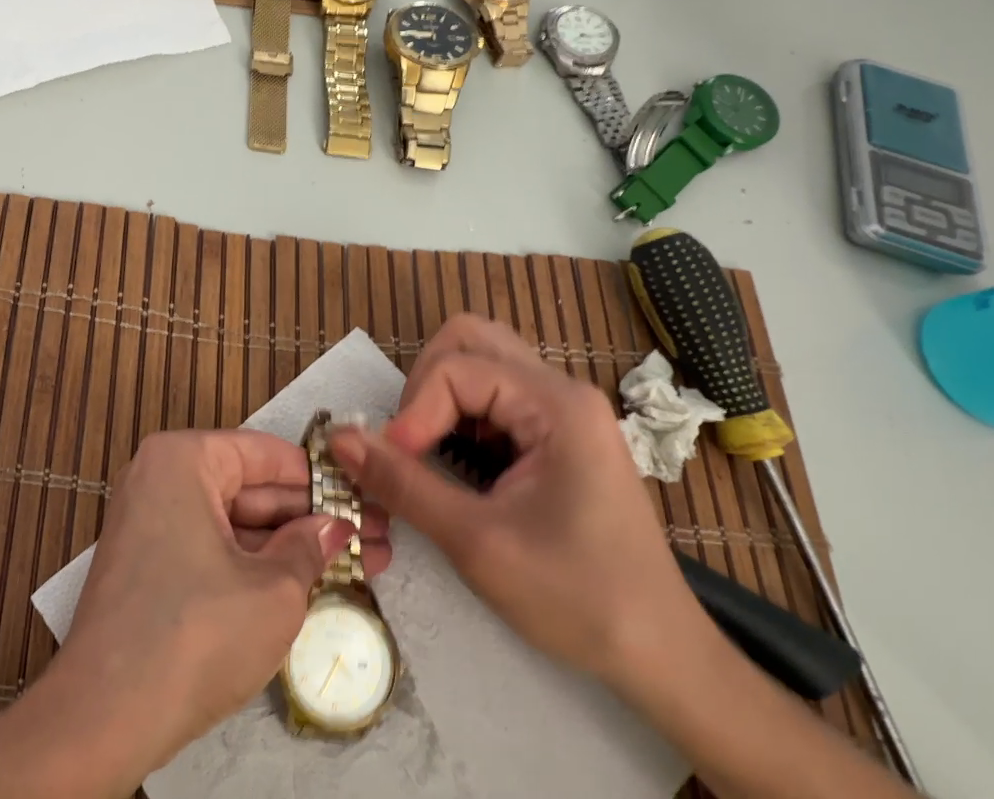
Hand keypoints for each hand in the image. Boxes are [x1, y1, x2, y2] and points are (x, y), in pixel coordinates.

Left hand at [0, 429, 386, 794]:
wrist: (108, 712)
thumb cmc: (197, 633)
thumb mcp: (273, 590)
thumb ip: (310, 549)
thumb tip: (336, 527)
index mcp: (182, 461)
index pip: (266, 454)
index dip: (322, 477)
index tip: (369, 494)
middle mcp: (159, 480)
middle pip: (251, 488)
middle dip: (314, 515)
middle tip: (377, 533)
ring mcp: (151, 526)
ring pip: (237, 524)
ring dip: (294, 545)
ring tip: (366, 561)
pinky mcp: (152, 568)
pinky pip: (214, 550)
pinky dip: (259, 565)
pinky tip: (312, 581)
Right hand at [330, 314, 705, 685]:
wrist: (656, 652)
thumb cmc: (575, 597)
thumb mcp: (476, 542)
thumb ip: (402, 483)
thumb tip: (337, 438)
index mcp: (557, 406)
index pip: (456, 369)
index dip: (412, 411)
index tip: (393, 465)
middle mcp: (562, 393)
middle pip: (470, 341)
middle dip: (422, 385)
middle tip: (407, 443)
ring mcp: (562, 413)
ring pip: (480, 365)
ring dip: (438, 400)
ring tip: (424, 453)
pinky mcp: (556, 437)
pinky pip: (493, 398)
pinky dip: (458, 419)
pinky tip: (454, 466)